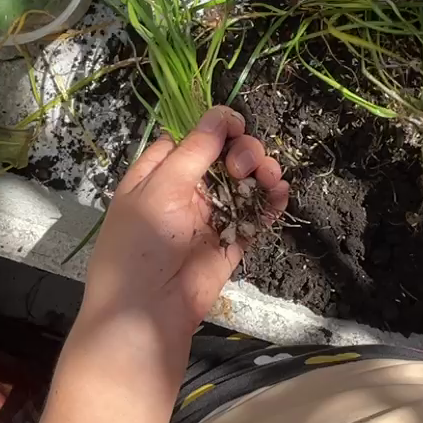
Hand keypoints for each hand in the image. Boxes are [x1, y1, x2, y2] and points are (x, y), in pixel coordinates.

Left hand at [80, 106, 288, 341]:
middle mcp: (188, 190)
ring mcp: (213, 215)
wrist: (149, 308)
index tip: (235, 125)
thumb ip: (196, 150)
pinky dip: (271, 200)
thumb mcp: (161, 188)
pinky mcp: (234, 239)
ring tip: (268, 175)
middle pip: (225, 156)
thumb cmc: (142, 242)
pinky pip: (257, 214)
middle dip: (241, 151)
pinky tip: (280, 191)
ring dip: (261, 171)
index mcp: (160, 173)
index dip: (215, 128)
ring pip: (246, 183)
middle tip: (241, 165)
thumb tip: (221, 114)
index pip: (193, 139)